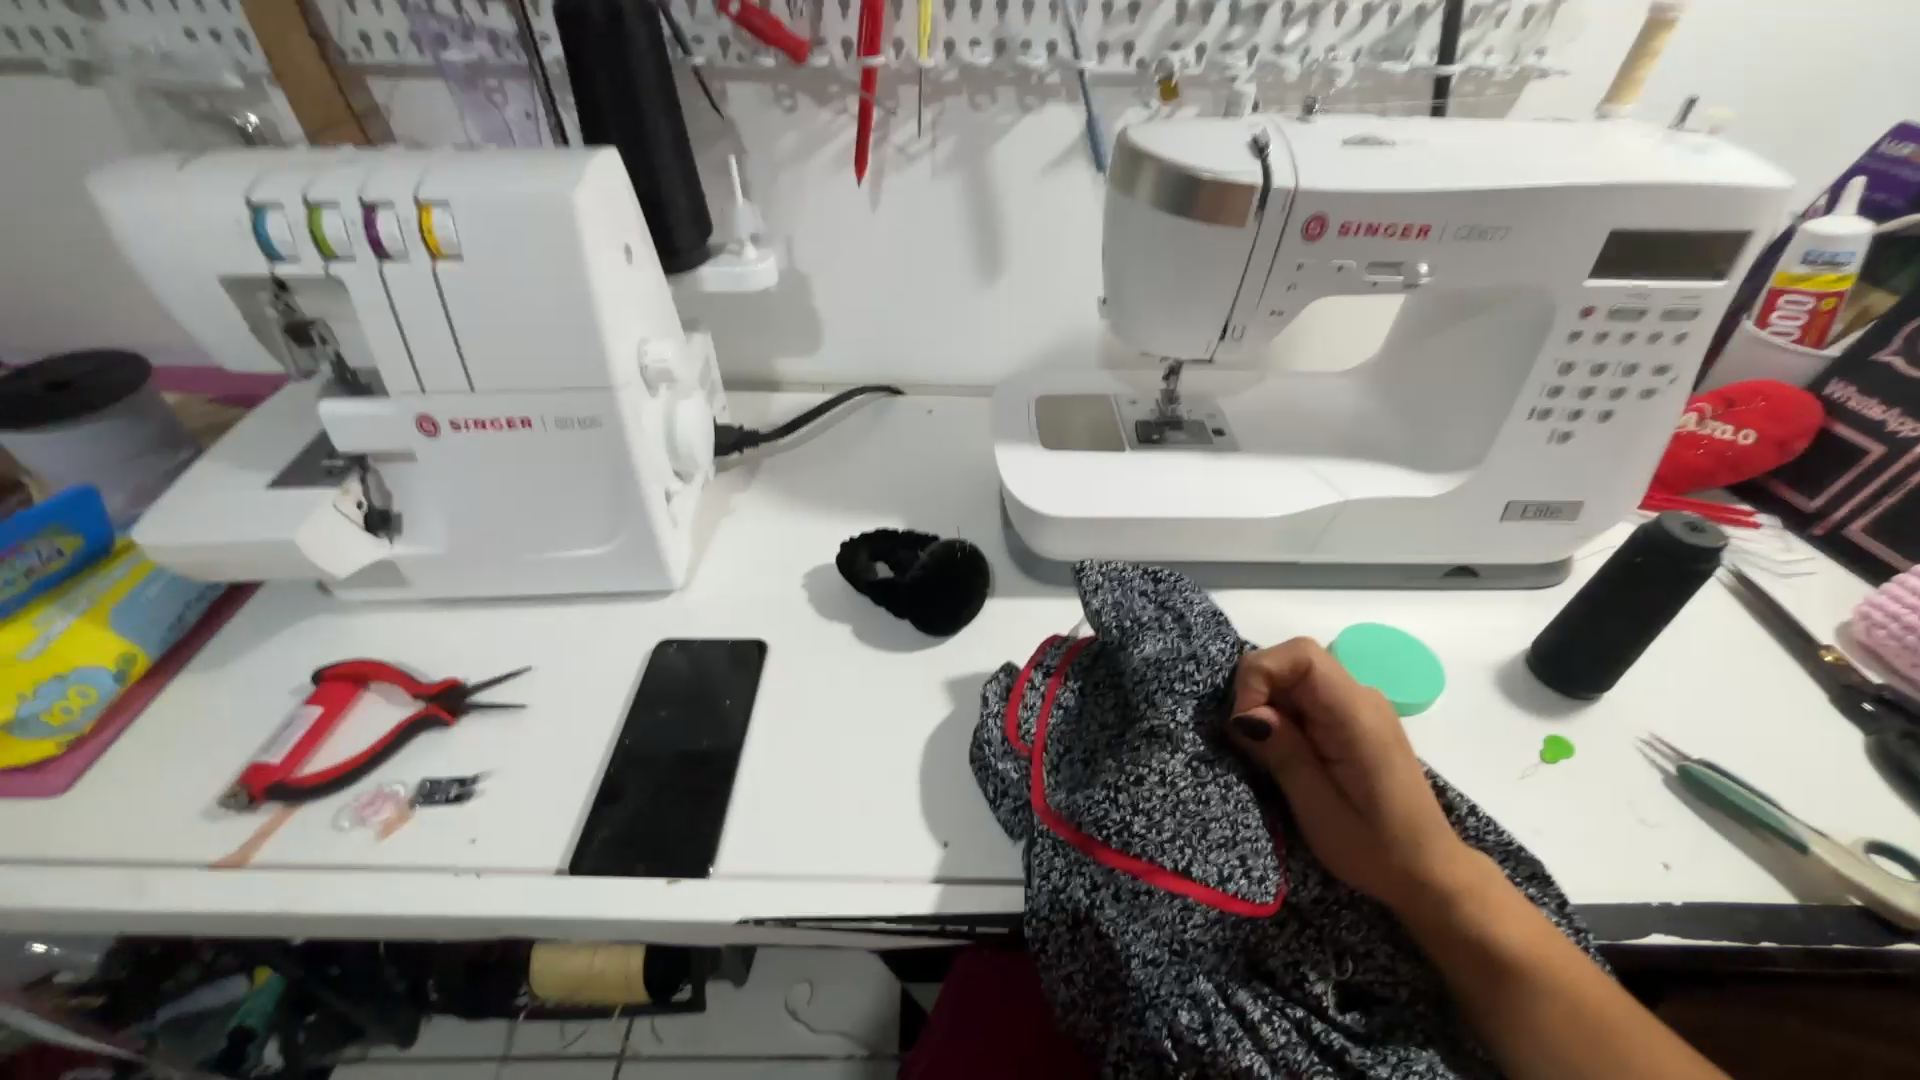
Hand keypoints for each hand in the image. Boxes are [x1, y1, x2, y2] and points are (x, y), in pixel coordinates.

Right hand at [1228, 637, 1481, 913]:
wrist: (1429, 871)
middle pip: (1294, 660)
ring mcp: (1360, 706)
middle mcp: (1362, 698)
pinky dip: (1282, 714)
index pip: (1301, 655)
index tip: (1244, 725)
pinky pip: (1307, 695)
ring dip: (1267, 704)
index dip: (1259, 676)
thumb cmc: (1375, 849)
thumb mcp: (1319, 811)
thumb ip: (1283, 754)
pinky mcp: (1353, 719)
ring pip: (1296, 676)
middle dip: (1257, 691)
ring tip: (1266, 752)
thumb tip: (1244, 715)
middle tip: (1250, 743)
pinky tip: (1285, 752)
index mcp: (1356, 715)